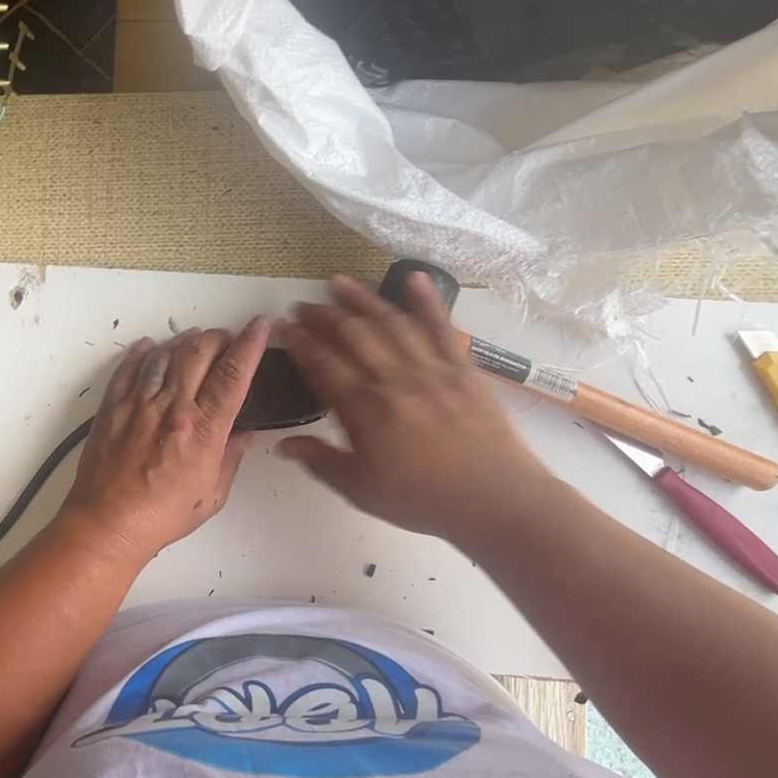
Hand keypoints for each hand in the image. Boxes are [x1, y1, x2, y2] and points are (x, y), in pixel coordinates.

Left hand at [59, 319, 269, 559]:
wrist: (109, 523)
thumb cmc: (159, 515)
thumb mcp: (212, 494)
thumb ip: (230, 457)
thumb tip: (243, 433)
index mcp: (202, 430)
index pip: (233, 374)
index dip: (250, 345)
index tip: (260, 327)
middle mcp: (171, 408)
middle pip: (199, 352)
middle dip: (218, 337)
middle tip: (226, 340)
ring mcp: (138, 404)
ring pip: (164, 354)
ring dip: (184, 342)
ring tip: (195, 341)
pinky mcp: (112, 408)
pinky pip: (128, 368)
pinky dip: (143, 353)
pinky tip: (151, 348)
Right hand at [278, 273, 554, 543]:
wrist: (495, 500)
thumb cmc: (422, 500)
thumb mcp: (359, 489)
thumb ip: (319, 461)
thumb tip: (282, 444)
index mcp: (364, 409)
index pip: (322, 364)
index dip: (298, 342)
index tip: (281, 327)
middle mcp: (393, 379)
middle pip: (352, 335)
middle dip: (322, 316)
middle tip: (302, 305)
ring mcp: (430, 369)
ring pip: (390, 323)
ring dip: (362, 299)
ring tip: (338, 283)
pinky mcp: (462, 368)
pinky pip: (441, 327)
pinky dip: (427, 300)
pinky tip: (414, 277)